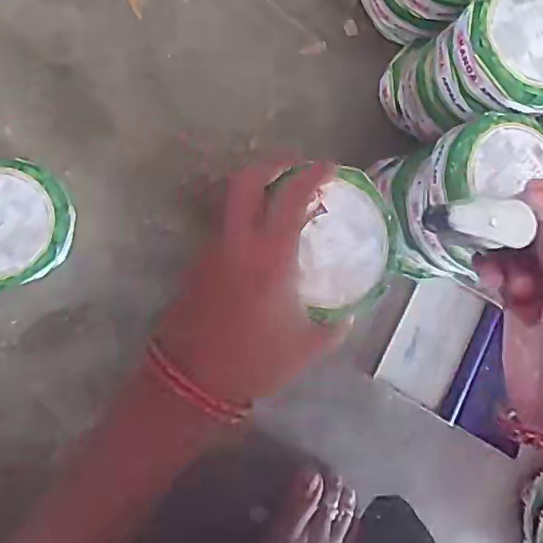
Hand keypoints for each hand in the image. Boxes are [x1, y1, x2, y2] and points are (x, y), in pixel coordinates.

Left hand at [153, 158, 342, 406]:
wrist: (192, 380)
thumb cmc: (254, 361)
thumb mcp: (306, 346)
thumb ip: (334, 327)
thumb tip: (349, 316)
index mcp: (271, 256)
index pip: (292, 197)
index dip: (313, 175)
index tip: (330, 167)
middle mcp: (239, 242)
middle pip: (247, 179)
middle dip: (274, 163)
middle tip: (297, 166)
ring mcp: (214, 248)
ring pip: (232, 199)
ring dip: (257, 188)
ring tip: (281, 198)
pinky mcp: (199, 260)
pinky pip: (226, 224)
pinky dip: (245, 215)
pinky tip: (262, 235)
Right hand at [474, 180, 542, 434]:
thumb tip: (538, 200)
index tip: (532, 193)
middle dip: (527, 222)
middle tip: (499, 224)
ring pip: (526, 246)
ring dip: (506, 248)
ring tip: (494, 264)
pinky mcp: (525, 303)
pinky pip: (507, 271)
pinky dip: (495, 268)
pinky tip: (486, 275)